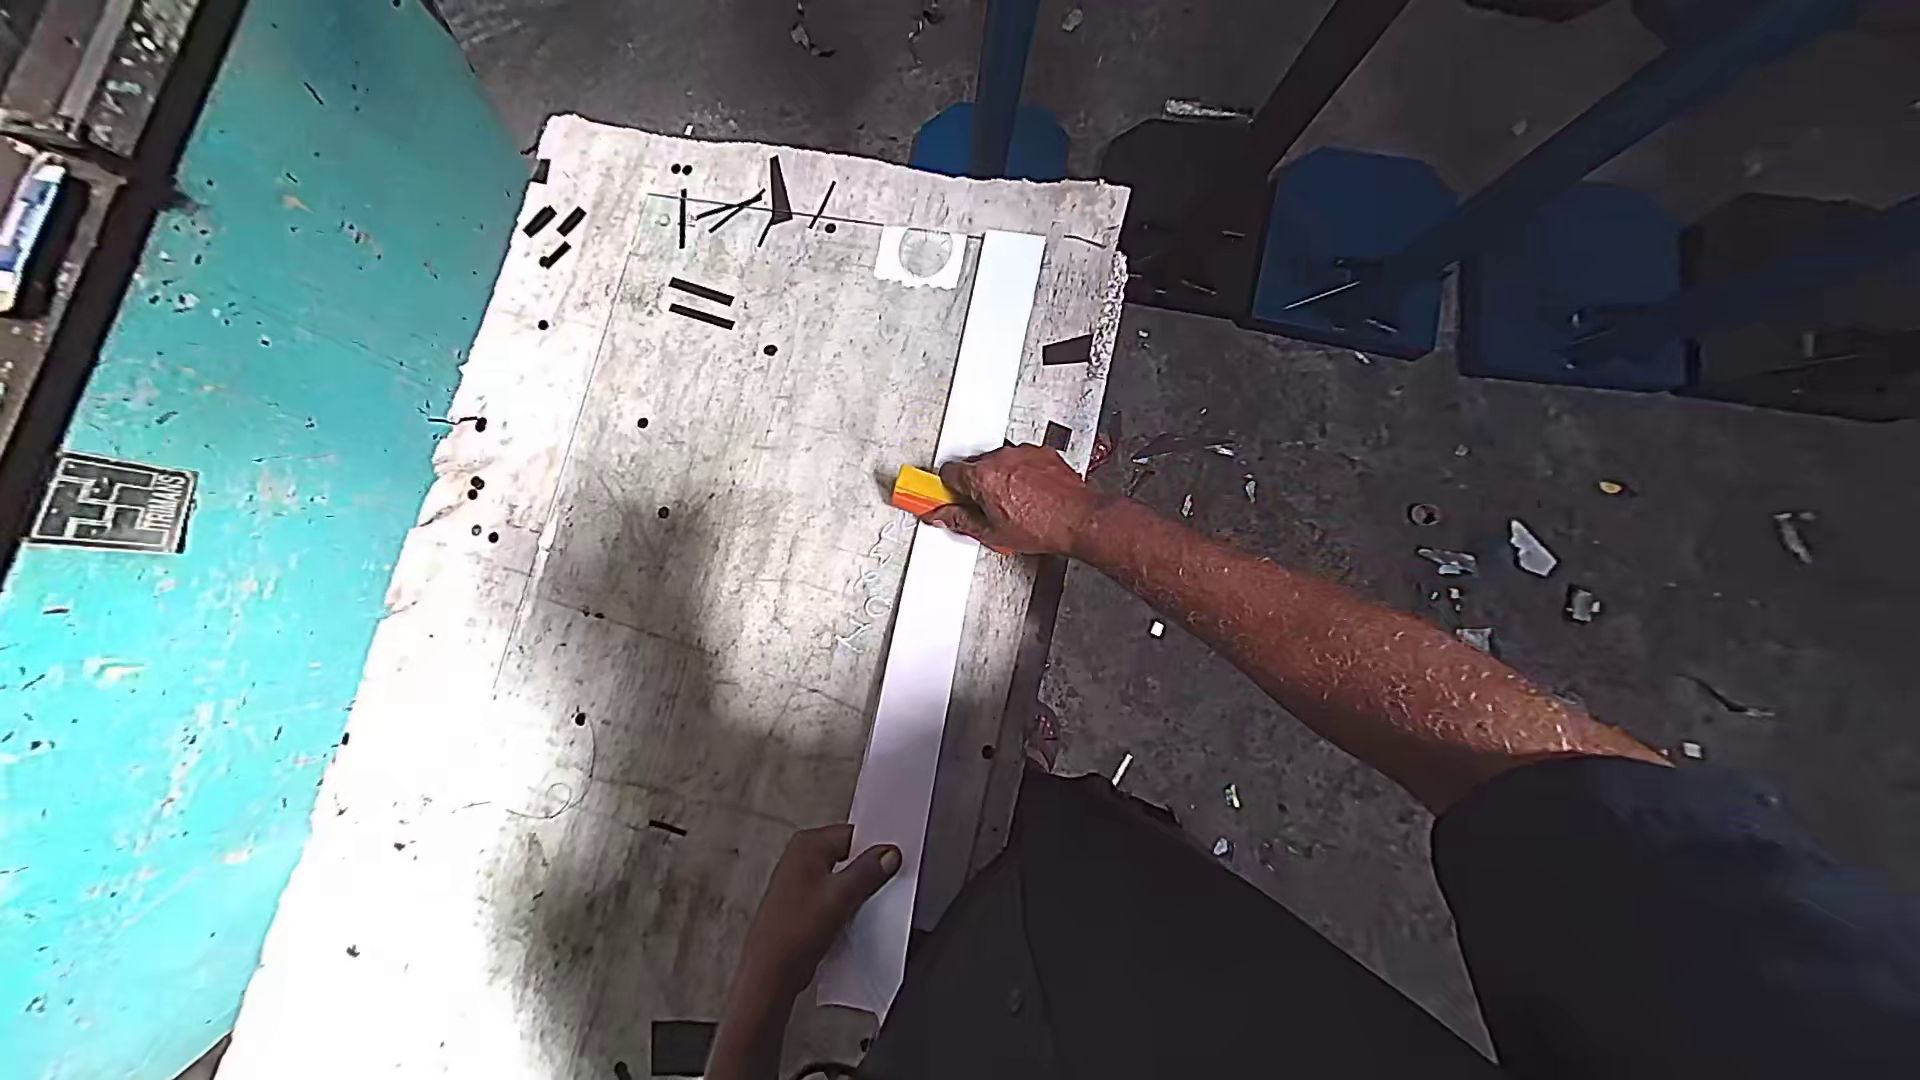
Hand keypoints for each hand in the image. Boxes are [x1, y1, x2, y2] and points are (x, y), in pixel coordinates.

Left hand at [735, 825, 899, 997]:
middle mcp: (800, 857)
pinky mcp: (802, 904)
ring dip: (856, 889)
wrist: (769, 977)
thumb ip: (868, 871)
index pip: (852, 834)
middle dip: (866, 869)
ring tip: (868, 902)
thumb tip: (888, 854)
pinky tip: (854, 917)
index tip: (894, 860)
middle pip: (847, 854)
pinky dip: (845, 903)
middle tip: (885, 881)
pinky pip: (832, 895)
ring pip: (841, 876)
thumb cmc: (793, 933)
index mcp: (807, 844)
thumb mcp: (840, 896)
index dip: (874, 847)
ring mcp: (799, 881)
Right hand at [923, 444, 1103, 555]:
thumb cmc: (1043, 527)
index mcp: (982, 476)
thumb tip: (941, 516)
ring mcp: (1023, 453)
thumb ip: (960, 520)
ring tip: (1012, 504)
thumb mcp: (992, 533)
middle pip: (973, 466)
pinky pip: (1021, 460)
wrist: (1080, 520)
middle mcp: (1001, 458)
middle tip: (984, 507)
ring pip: (998, 462)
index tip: (947, 497)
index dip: (947, 489)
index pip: (948, 473)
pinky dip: (1021, 473)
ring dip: (999, 478)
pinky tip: (1029, 495)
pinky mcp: (1041, 452)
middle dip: (975, 485)